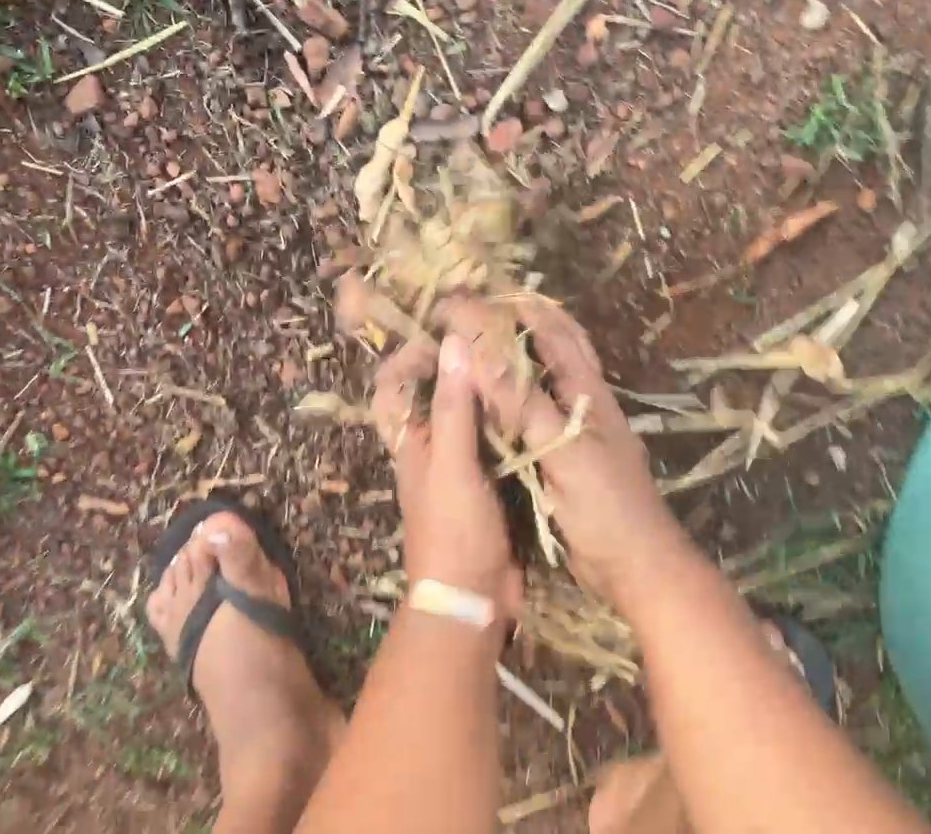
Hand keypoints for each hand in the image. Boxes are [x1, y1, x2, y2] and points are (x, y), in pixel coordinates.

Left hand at [371, 333, 522, 610]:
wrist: (473, 600)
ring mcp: (462, 464)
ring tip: (518, 356)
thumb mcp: (452, 467)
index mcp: (412, 441)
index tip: (447, 329)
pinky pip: (496, 438)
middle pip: (434, 393)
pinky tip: (534, 401)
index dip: (412, 354)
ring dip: (486, 387)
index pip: (395, 384)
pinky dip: (508, 416)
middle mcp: (433, 446)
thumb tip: (454, 343)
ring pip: (469, 413)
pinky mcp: (491, 480)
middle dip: (456, 362)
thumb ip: (453, 408)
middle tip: (492, 331)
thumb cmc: (453, 532)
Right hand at [433, 295, 691, 609]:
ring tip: (491, 334)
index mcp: (587, 393)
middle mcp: (583, 402)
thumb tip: (480, 352)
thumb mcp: (563, 452)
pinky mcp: (567, 457)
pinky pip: (538, 413)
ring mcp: (578, 429)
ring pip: (551, 376)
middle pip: (559, 344)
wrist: (637, 567)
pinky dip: (519, 394)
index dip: (514, 310)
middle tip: (486, 301)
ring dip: (525, 350)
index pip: (549, 334)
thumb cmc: (605, 508)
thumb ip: (523, 403)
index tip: (473, 295)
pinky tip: (500, 399)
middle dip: (527, 316)